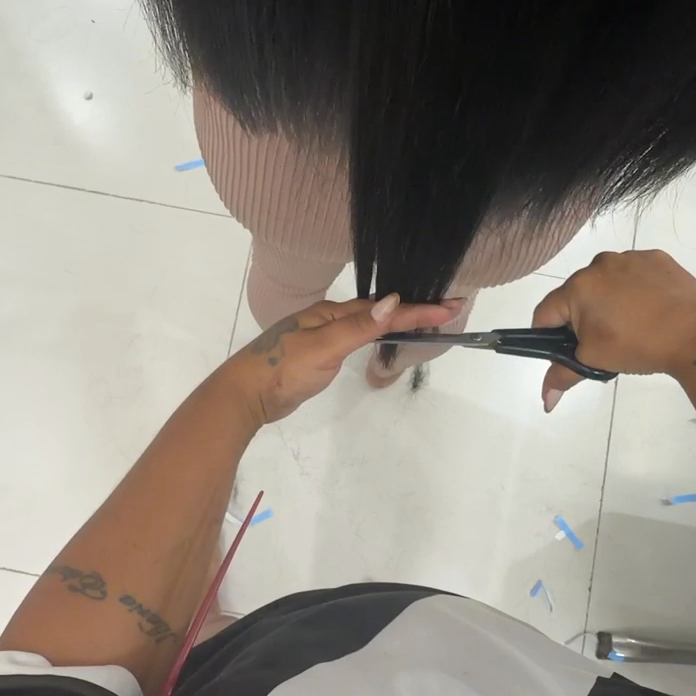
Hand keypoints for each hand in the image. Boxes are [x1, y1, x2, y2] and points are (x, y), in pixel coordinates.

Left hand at [212, 295, 458, 424]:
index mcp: (331, 313)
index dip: (416, 310)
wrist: (246, 394)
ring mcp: (321, 336)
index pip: (383, 309)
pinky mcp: (317, 355)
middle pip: (377, 310)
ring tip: (423, 318)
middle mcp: (328, 319)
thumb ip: (358, 328)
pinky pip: (355, 337)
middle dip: (412, 309)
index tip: (450, 308)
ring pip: (366, 322)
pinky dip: (375, 333)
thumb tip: (392, 301)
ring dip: (395, 319)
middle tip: (447, 309)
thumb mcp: (323, 347)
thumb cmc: (283, 369)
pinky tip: (379, 336)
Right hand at [531, 250, 695, 410]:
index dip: (548, 336)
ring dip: (607, 302)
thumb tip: (546, 402)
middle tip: (603, 340)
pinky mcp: (657, 258)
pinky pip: (632, 274)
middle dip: (581, 318)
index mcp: (577, 287)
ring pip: (604, 283)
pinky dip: (633, 290)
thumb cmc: (638, 346)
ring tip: (630, 325)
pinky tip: (649, 310)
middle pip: (575, 295)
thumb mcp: (595, 361)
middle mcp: (599, 264)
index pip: (544, 313)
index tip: (567, 350)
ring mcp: (630, 257)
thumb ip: (562, 375)